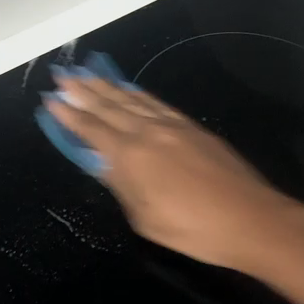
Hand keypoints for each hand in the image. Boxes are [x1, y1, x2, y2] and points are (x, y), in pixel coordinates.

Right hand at [45, 75, 303, 271]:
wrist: (252, 220)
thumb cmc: (194, 230)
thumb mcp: (145, 218)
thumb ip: (120, 185)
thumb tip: (99, 161)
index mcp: (130, 156)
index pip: (91, 129)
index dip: (69, 115)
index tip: (50, 100)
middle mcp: (146, 131)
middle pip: (107, 106)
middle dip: (81, 90)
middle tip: (61, 74)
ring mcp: (169, 125)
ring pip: (129, 98)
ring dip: (104, 85)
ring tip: (85, 74)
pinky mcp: (189, 125)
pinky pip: (153, 101)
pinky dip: (134, 91)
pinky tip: (126, 87)